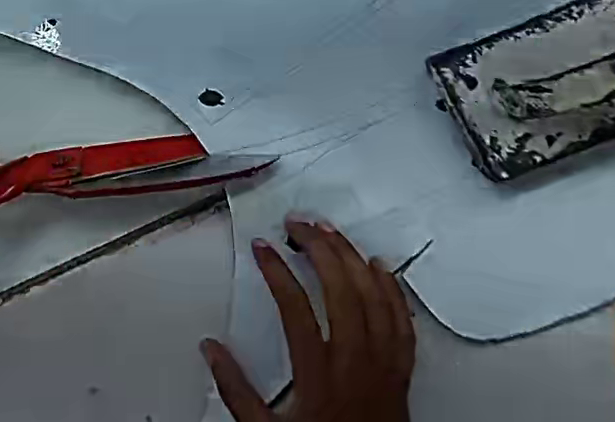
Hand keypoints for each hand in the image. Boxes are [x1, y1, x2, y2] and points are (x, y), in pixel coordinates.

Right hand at [201, 221, 414, 421]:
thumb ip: (236, 389)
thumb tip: (211, 349)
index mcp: (320, 379)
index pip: (296, 309)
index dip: (277, 271)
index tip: (262, 248)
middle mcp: (355, 367)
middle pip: (341, 291)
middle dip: (318, 248)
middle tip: (298, 225)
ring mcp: (383, 368)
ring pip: (374, 299)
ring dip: (352, 258)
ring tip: (331, 232)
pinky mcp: (401, 374)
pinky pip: (402, 324)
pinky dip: (391, 290)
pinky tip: (379, 267)